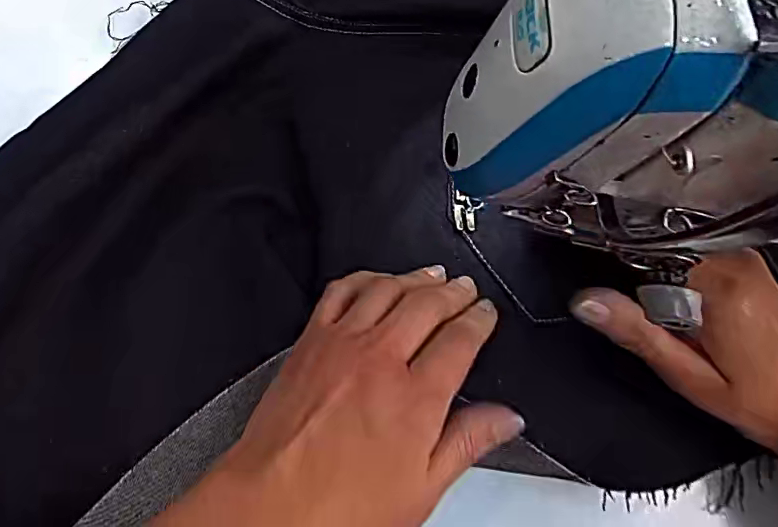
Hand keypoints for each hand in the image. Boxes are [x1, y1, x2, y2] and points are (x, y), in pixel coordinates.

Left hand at [156, 267, 522, 526]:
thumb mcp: (420, 490)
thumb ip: (467, 442)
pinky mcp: (313, 337)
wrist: (271, 507)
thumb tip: (506, 418)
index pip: (460, 339)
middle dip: (455, 291)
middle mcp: (382, 360)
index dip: (480, 319)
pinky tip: (377, 278)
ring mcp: (344, 342)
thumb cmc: (342, 511)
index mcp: (415, 399)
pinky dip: (366, 277)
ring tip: (433, 274)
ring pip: (389, 288)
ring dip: (416, 277)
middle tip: (466, 287)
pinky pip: (343, 289)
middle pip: (429, 304)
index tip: (486, 312)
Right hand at [574, 253, 777, 526]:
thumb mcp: (687, 376)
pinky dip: (687, 275)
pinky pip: (697, 252)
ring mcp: (744, 256)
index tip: (647, 315)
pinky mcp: (748, 259)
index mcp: (720, 285)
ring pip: (677, 250)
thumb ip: (636, 331)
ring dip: (669, 278)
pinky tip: (702, 309)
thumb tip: (588, 301)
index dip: (633, 284)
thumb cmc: (760, 401)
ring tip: (691, 320)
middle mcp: (736, 261)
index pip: (647, 257)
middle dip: (652, 282)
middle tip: (675, 328)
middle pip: (662, 250)